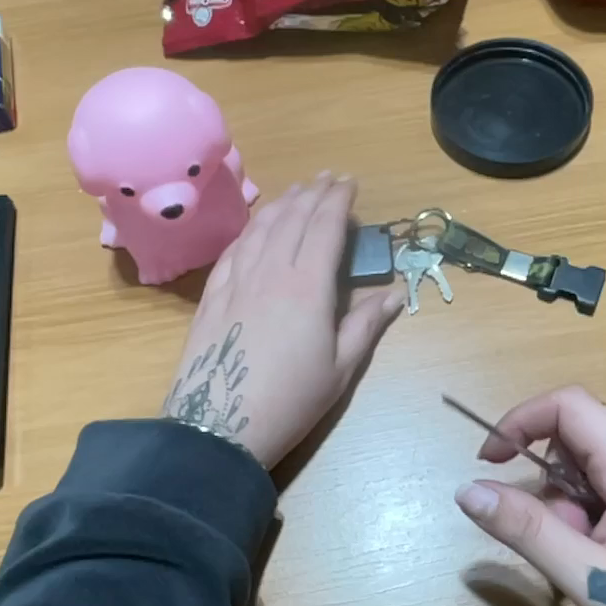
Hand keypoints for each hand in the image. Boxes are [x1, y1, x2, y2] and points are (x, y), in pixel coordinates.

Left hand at [162, 173, 403, 468]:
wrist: (219, 427)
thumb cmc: (290, 402)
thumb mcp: (340, 370)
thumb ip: (365, 326)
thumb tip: (393, 295)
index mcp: (308, 287)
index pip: (324, 227)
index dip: (338, 201)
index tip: (350, 183)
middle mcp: (270, 272)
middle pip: (292, 219)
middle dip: (312, 193)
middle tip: (328, 178)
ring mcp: (236, 281)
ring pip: (260, 228)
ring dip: (282, 203)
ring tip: (297, 191)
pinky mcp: (212, 296)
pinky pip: (234, 249)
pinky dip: (251, 229)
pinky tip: (256, 226)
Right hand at [453, 386, 605, 605]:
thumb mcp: (590, 579)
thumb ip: (527, 531)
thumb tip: (467, 490)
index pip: (570, 405)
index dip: (521, 421)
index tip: (489, 462)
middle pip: (582, 441)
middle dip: (550, 484)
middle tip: (558, 542)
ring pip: (600, 469)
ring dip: (573, 506)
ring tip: (589, 565)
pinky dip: (597, 517)